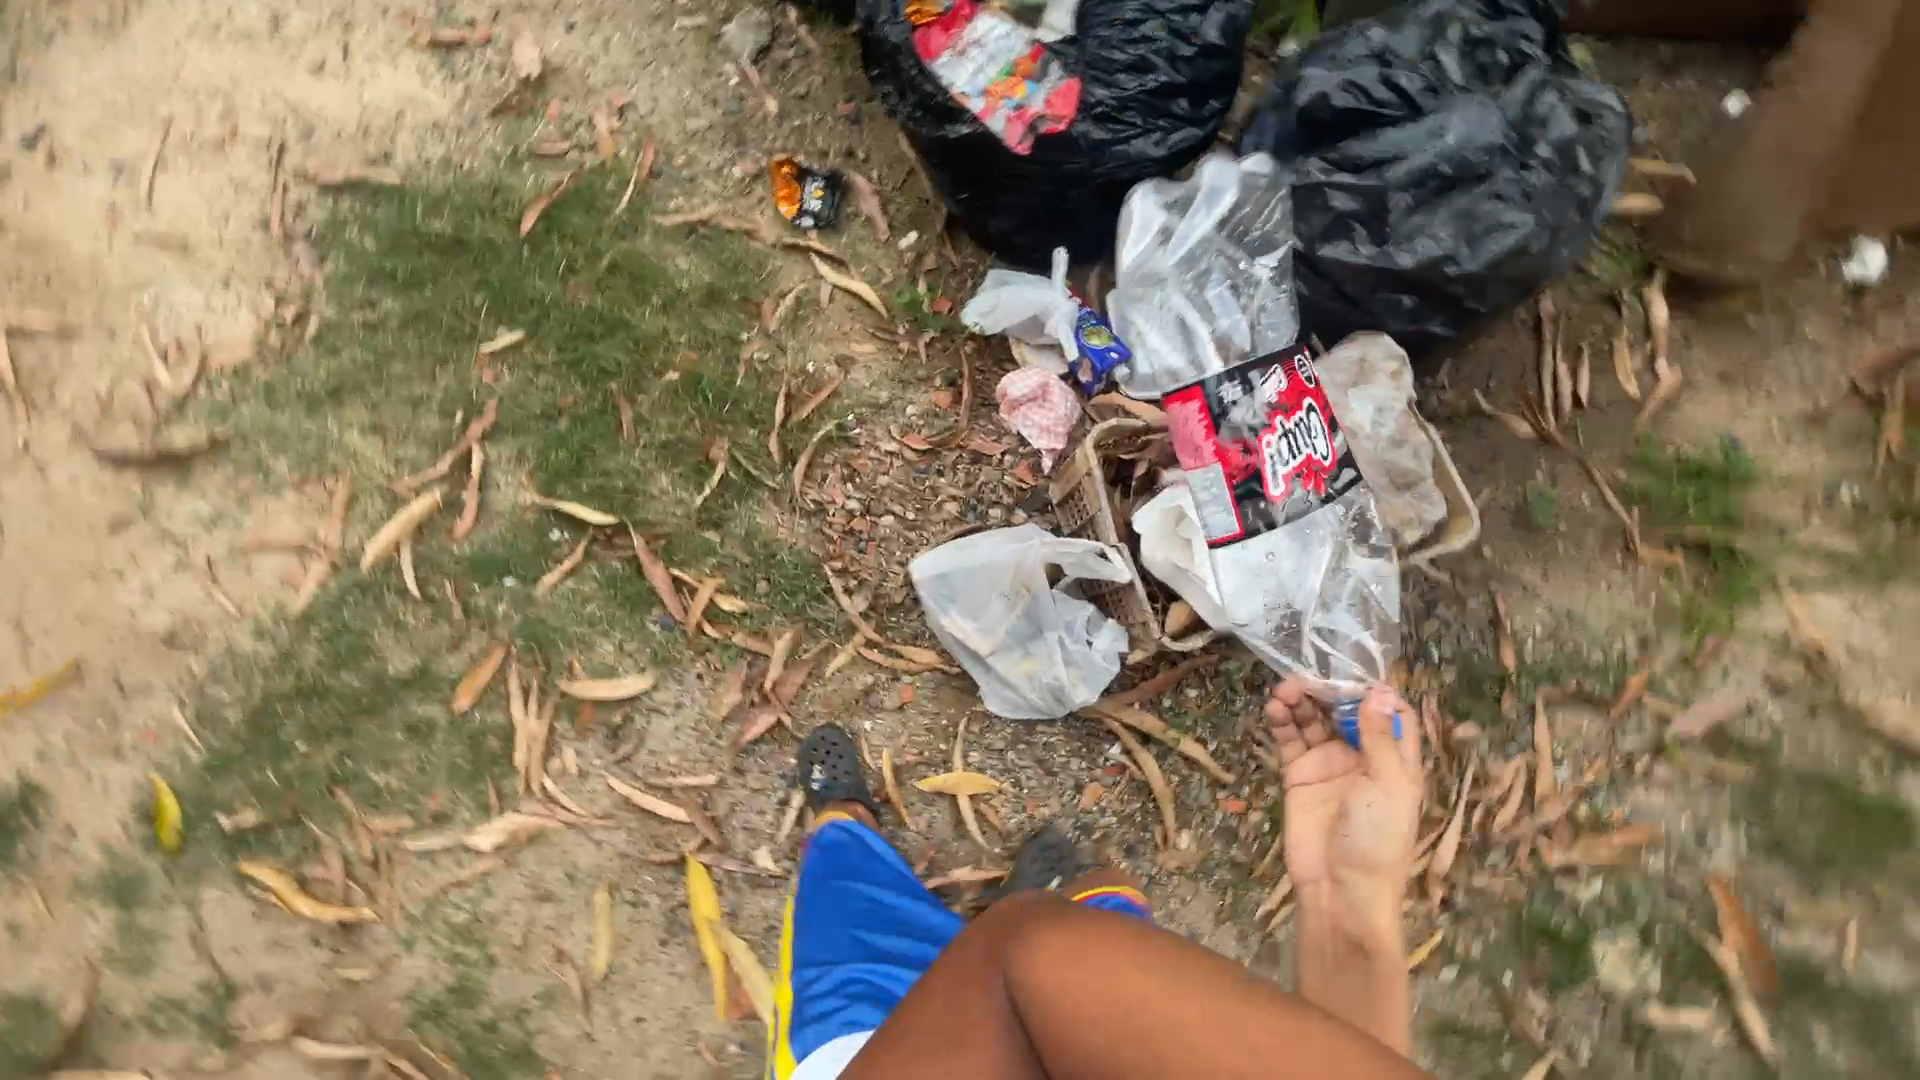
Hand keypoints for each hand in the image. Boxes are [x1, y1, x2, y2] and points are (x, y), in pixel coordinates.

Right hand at [1265, 679, 1423, 939]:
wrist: (1340, 889)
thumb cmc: (1378, 839)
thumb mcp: (1389, 785)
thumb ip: (1379, 737)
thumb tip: (1379, 690)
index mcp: (1395, 759)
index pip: (1390, 713)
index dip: (1373, 690)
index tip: (1352, 670)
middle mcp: (1361, 756)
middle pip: (1344, 711)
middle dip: (1328, 690)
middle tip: (1308, 675)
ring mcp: (1327, 764)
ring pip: (1313, 720)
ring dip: (1301, 701)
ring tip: (1285, 688)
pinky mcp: (1298, 775)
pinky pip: (1289, 740)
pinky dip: (1282, 721)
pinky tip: (1275, 707)